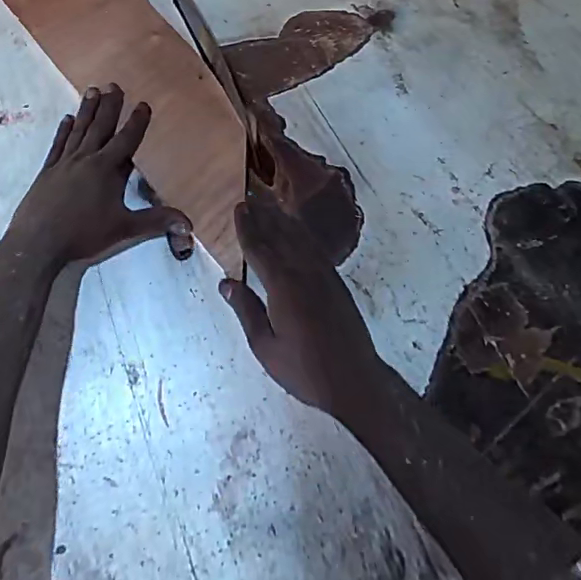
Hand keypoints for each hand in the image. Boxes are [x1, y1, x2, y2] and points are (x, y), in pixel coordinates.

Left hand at [4, 84, 192, 268]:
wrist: (37, 242)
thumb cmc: (83, 235)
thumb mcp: (124, 229)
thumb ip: (156, 222)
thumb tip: (188, 224)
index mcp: (106, 169)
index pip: (126, 140)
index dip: (136, 122)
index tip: (143, 104)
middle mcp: (85, 159)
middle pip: (100, 127)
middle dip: (110, 106)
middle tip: (113, 84)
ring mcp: (64, 163)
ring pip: (79, 130)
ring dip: (87, 110)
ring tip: (92, 90)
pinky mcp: (47, 171)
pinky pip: (58, 145)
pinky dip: (64, 131)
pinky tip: (67, 119)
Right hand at [219, 191, 387, 419]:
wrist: (354, 380)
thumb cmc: (304, 369)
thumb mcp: (265, 346)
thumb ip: (246, 310)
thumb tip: (227, 283)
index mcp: (283, 286)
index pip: (260, 249)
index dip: (248, 228)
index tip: (239, 209)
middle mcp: (304, 273)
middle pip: (280, 236)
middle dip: (264, 216)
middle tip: (250, 199)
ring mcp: (324, 275)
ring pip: (300, 238)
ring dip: (283, 220)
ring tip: (270, 205)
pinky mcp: (336, 282)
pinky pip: (315, 248)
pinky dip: (302, 234)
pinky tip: (297, 232)